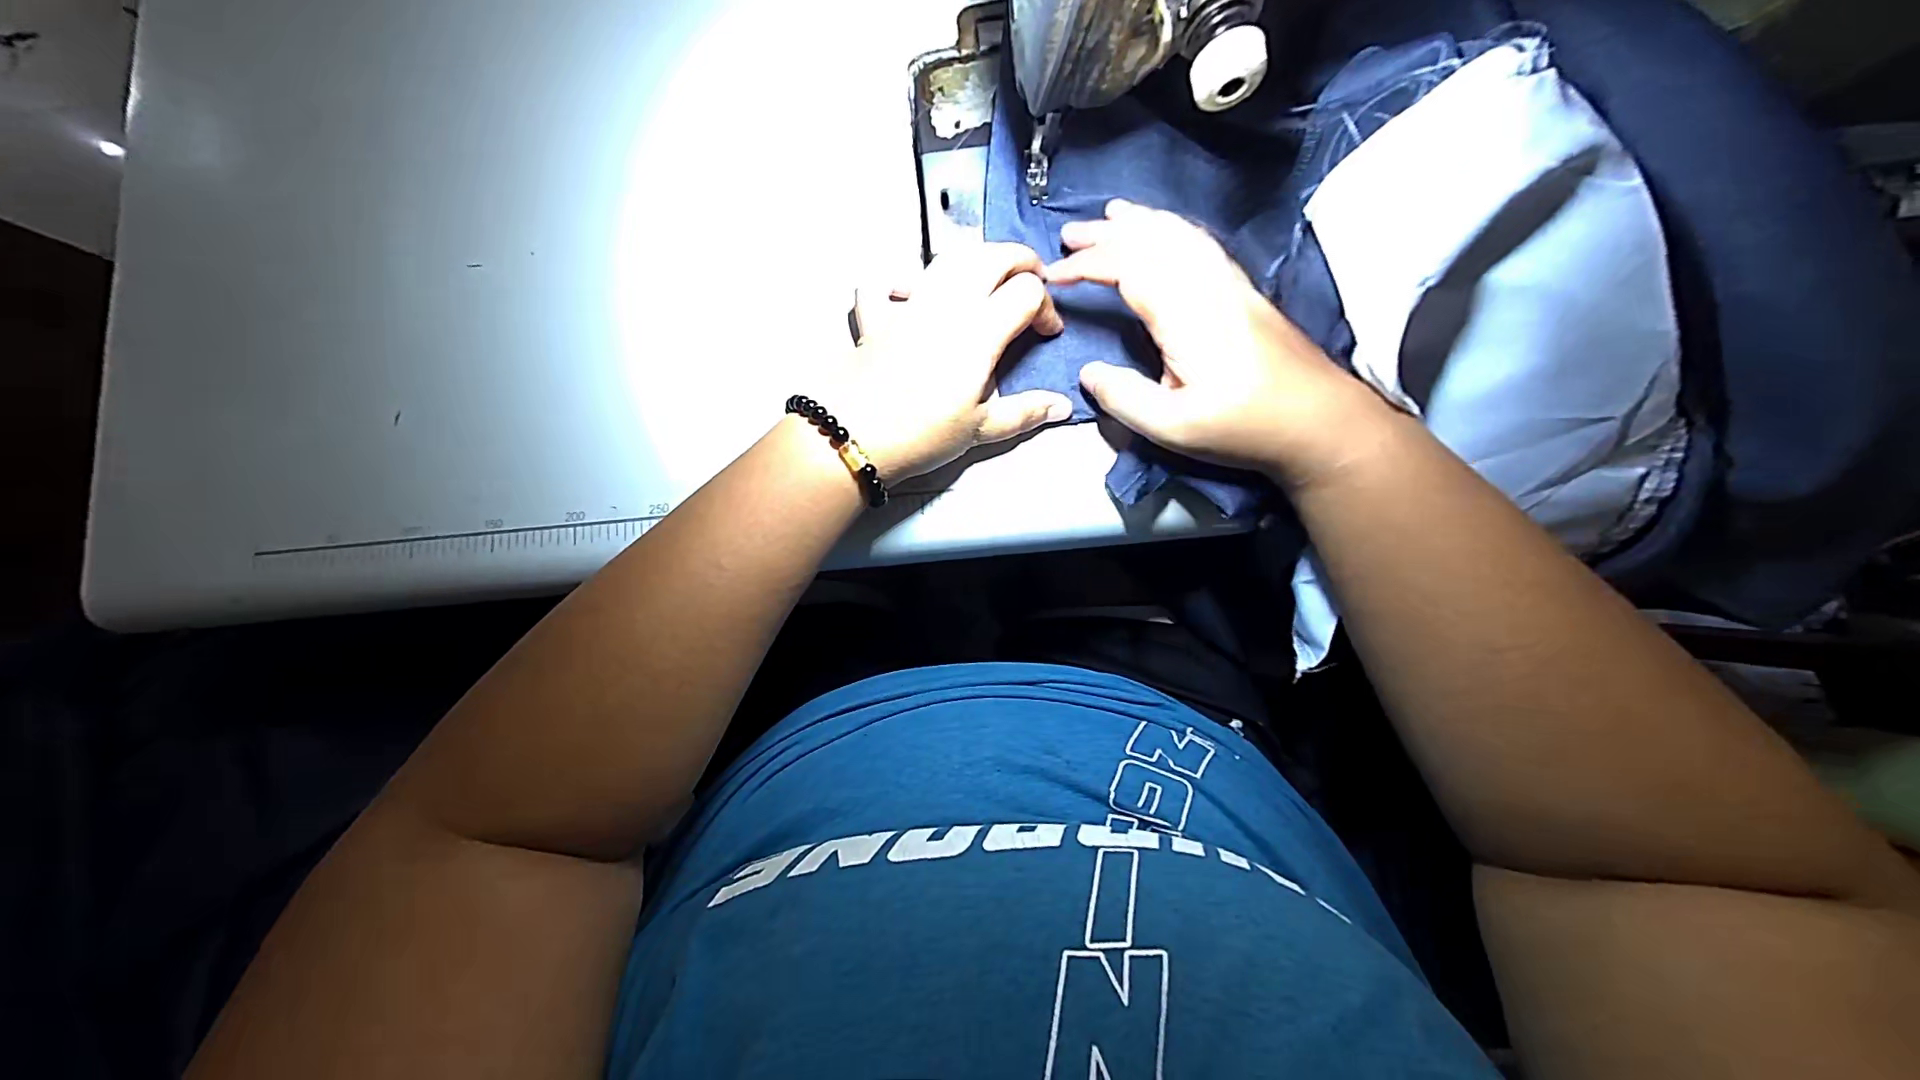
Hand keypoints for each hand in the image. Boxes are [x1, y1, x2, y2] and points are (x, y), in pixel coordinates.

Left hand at [820, 243, 1072, 482]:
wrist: (854, 435)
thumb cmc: (920, 434)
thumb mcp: (981, 429)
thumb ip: (1025, 412)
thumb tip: (1060, 406)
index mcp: (979, 330)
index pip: (1026, 292)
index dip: (1046, 307)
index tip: (1046, 332)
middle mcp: (946, 305)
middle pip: (992, 256)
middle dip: (1020, 260)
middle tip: (1031, 281)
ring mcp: (908, 305)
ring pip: (947, 257)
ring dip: (975, 258)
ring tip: (987, 278)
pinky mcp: (877, 316)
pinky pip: (885, 280)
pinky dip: (900, 278)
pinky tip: (907, 291)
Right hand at [1046, 199, 1393, 489]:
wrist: (1318, 420)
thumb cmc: (1245, 427)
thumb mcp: (1173, 427)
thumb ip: (1124, 398)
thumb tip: (1089, 372)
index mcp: (1186, 315)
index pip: (1128, 268)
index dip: (1086, 265)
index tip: (1053, 276)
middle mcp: (1208, 287)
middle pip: (1153, 240)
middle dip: (1107, 233)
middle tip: (1069, 234)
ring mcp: (1229, 284)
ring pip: (1180, 234)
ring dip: (1140, 222)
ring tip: (1111, 214)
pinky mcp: (1242, 291)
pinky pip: (1201, 243)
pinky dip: (1172, 229)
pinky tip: (1164, 233)